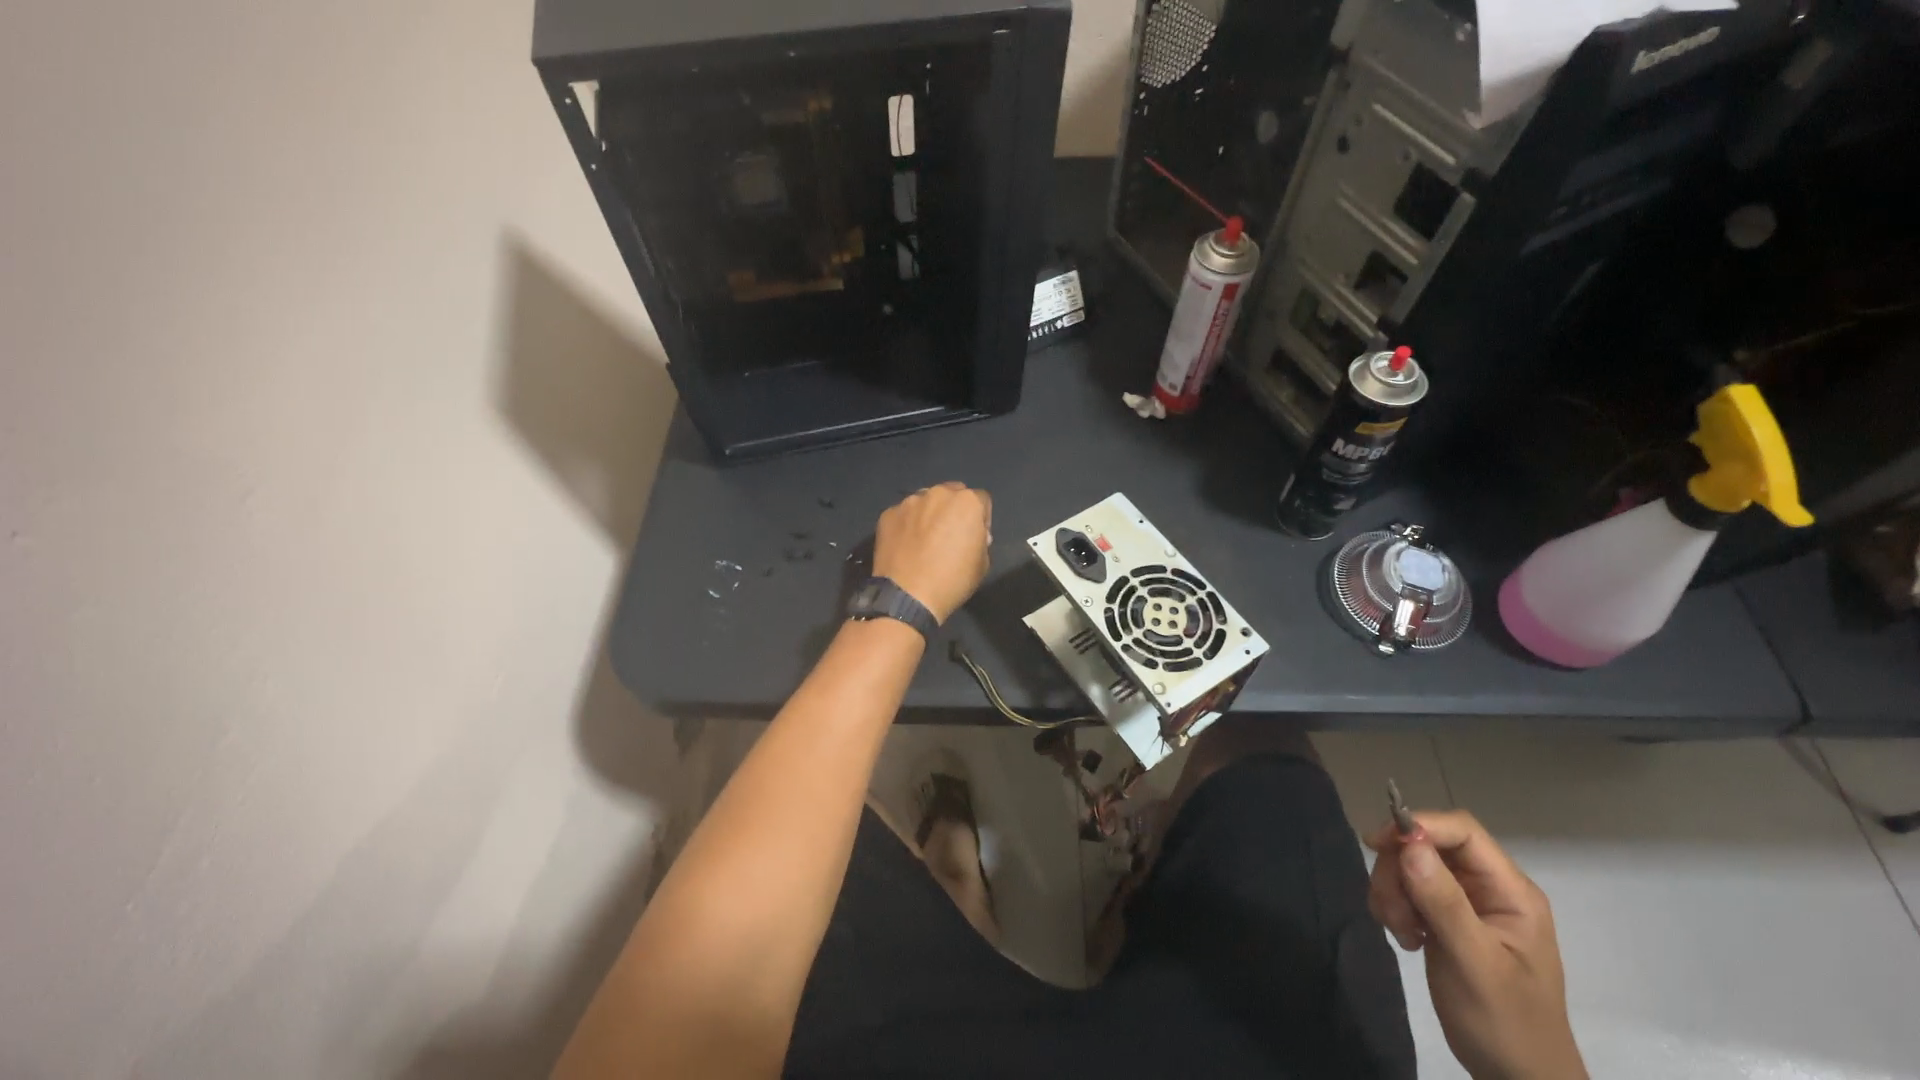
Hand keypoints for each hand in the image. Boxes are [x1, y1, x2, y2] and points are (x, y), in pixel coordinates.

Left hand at [872, 483, 991, 623]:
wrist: (907, 596)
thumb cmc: (952, 581)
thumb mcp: (983, 563)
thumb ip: (980, 540)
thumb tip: (971, 535)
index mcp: (967, 502)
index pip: (981, 501)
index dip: (981, 519)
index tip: (974, 537)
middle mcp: (938, 494)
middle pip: (952, 494)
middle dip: (954, 510)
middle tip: (949, 535)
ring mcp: (910, 502)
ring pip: (925, 501)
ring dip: (929, 514)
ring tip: (923, 540)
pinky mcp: (888, 514)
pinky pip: (903, 515)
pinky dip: (907, 525)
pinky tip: (905, 546)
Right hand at [1367, 811, 1586, 1079]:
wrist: (1518, 1078)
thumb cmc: (1505, 1023)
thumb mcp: (1473, 964)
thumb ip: (1443, 903)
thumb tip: (1409, 844)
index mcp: (1511, 892)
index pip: (1462, 833)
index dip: (1419, 827)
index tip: (1377, 846)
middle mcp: (1491, 889)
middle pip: (1430, 848)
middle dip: (1400, 872)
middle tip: (1391, 914)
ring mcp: (1470, 905)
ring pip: (1415, 868)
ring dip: (1395, 894)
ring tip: (1402, 935)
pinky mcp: (1450, 921)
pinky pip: (1412, 892)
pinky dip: (1397, 909)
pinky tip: (1406, 939)